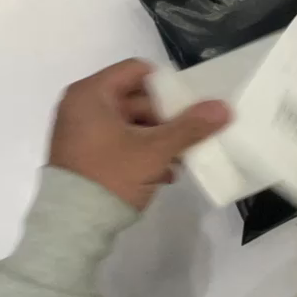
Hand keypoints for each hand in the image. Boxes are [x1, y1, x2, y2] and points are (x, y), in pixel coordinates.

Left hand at [48, 59, 231, 210]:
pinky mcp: (83, 155)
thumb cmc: (111, 175)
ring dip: (158, 140)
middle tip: (189, 137)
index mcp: (91, 93)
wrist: (72, 225)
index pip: (136, 70)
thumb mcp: (154, 151)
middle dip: (166, 120)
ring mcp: (80, 131)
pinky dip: (141, 153)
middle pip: (136, 99)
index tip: (188, 105)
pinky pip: (119, 143)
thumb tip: (223, 107)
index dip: (166, 84)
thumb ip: (190, 127)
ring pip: (131, 124)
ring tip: (179, 161)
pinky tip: (163, 174)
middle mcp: (81, 106)